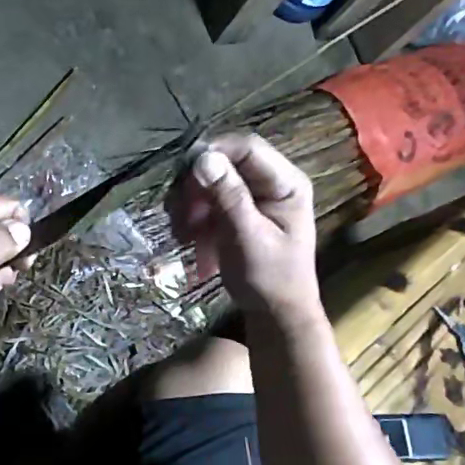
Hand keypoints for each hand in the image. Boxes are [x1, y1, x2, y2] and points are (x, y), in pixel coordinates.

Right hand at [169, 133, 318, 319]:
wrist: (275, 315)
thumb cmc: (271, 279)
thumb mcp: (249, 238)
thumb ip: (229, 197)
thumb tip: (203, 158)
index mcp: (286, 183)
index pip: (247, 148)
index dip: (213, 154)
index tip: (184, 176)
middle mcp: (269, 182)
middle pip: (223, 162)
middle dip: (196, 186)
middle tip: (178, 213)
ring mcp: (250, 197)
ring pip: (209, 182)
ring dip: (189, 204)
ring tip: (183, 235)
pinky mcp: (234, 212)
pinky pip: (206, 202)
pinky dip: (192, 218)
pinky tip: (188, 240)